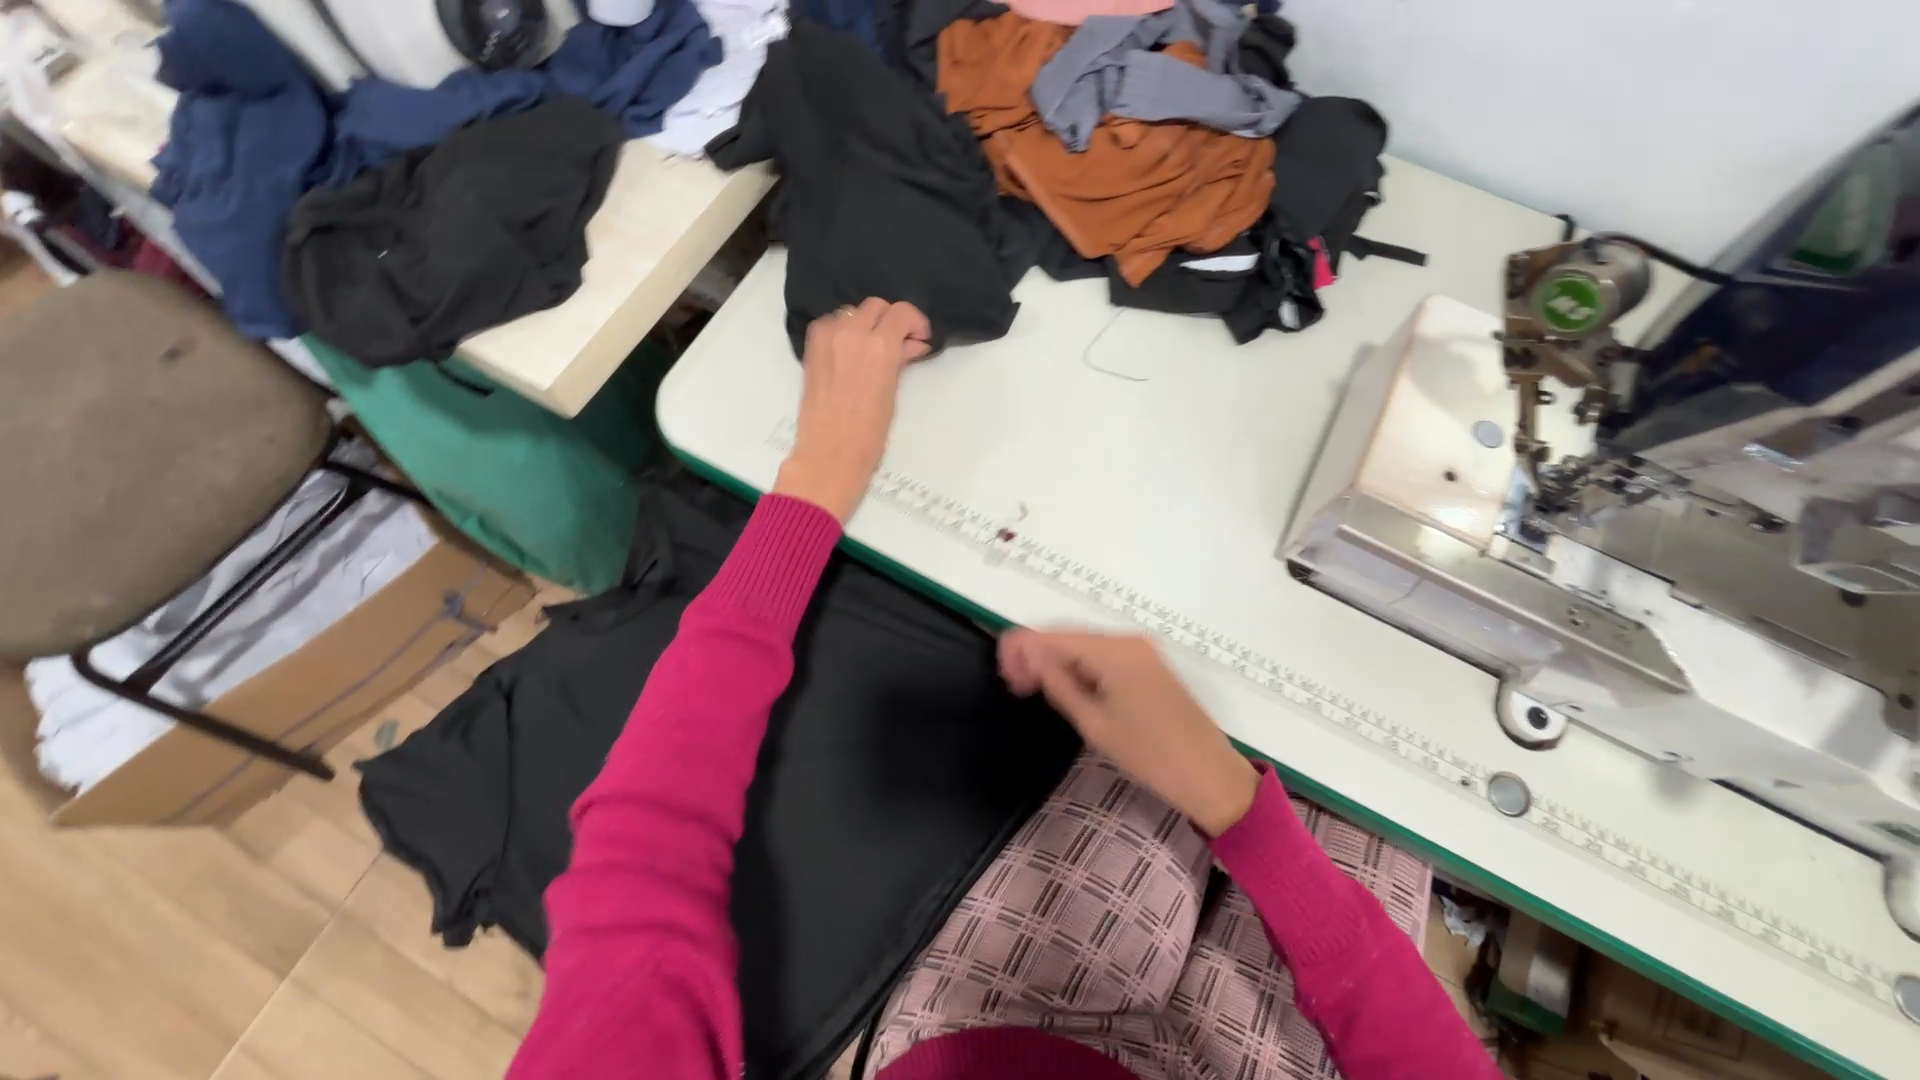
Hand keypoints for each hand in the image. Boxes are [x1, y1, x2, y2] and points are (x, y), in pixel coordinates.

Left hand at [773, 298, 931, 521]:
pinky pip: (831, 323)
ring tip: (873, 347)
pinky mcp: (811, 348)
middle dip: (891, 320)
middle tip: (899, 343)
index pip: (902, 312)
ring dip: (866, 323)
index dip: (916, 322)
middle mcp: (851, 333)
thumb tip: (912, 345)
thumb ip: (901, 360)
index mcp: (879, 346)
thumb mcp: (893, 392)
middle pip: (876, 306)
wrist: (829, 454)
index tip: (920, 338)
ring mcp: (827, 338)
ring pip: (852, 311)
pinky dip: (844, 329)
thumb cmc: (869, 433)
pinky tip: (850, 350)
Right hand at [1000, 630, 1259, 835]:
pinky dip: (1079, 666)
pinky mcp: (1149, 665)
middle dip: (1036, 653)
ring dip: (1056, 660)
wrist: (1211, 775)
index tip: (1002, 672)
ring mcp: (1142, 650)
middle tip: (1012, 683)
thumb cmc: (1151, 756)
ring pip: (1084, 645)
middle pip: (1068, 635)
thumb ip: (1059, 685)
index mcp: (1115, 652)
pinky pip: (1103, 656)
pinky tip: (1064, 686)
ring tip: (1031, 687)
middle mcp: (1129, 641)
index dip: (1022, 647)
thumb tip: (1030, 659)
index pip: (1054, 635)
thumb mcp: (1095, 725)